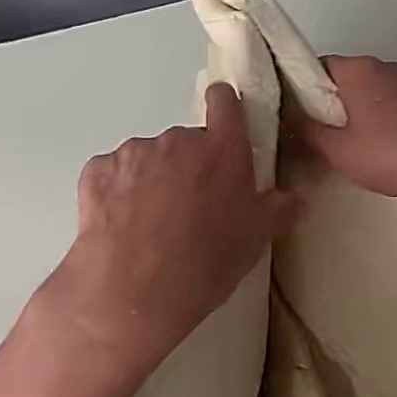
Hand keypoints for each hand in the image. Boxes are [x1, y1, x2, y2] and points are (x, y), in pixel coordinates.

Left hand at [38, 83, 301, 377]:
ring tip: (149, 225)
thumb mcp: (254, 242)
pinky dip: (116, 192)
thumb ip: (279, 210)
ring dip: (150, 179)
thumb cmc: (203, 265)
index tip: (222, 120)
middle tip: (186, 207)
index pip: (225, 102)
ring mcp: (133, 152)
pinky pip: (112, 174)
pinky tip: (120, 226)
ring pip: (147, 158)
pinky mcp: (97, 169)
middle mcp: (177, 140)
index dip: (224, 107)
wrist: (131, 294)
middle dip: (186, 166)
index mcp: (220, 150)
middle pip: (184, 141)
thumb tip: (299, 199)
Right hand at [290, 55, 396, 206]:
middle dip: (326, 102)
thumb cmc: (391, 154)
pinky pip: (387, 103)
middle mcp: (383, 66)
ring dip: (352, 112)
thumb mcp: (336, 149)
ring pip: (366, 92)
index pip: (315, 65)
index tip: (292, 114)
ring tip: (346, 145)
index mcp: (357, 68)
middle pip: (341, 77)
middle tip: (315, 133)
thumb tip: (290, 120)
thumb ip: (307, 131)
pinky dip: (376, 119)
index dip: (299, 88)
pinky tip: (377, 148)